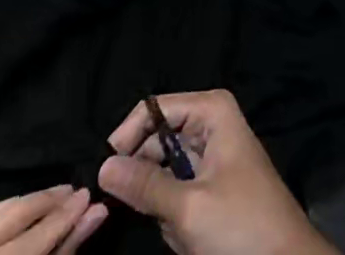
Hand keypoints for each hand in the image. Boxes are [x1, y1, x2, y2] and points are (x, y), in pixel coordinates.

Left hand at [0, 185, 106, 254]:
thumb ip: (67, 251)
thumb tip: (96, 212)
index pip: (31, 242)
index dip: (63, 216)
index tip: (87, 195)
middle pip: (7, 223)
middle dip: (44, 202)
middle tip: (73, 191)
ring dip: (22, 204)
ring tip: (51, 197)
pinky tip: (13, 208)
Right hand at [98, 90, 337, 254]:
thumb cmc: (241, 226)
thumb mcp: (189, 207)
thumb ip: (144, 185)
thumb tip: (103, 166)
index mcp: (211, 111)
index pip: (152, 109)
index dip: (126, 138)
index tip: (106, 176)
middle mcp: (210, 123)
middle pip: (154, 139)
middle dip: (148, 178)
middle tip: (150, 210)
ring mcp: (210, 154)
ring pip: (161, 172)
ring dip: (163, 204)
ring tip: (183, 225)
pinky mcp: (210, 183)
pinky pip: (175, 193)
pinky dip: (174, 215)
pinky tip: (191, 234)